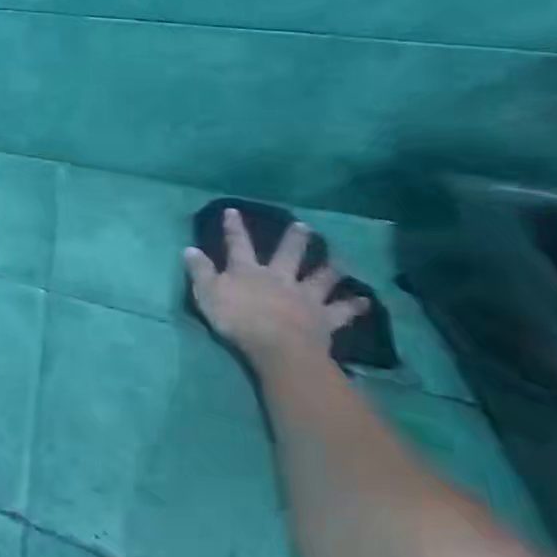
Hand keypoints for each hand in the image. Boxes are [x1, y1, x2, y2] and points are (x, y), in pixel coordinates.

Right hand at [183, 209, 368, 368]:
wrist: (277, 346)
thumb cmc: (236, 319)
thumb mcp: (207, 293)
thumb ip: (199, 271)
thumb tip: (190, 248)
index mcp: (248, 271)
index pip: (238, 244)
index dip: (234, 228)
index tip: (233, 211)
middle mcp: (279, 277)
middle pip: (288, 254)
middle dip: (295, 239)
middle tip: (304, 226)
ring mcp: (305, 297)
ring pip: (320, 278)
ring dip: (330, 268)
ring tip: (339, 260)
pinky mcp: (324, 318)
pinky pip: (342, 311)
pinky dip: (354, 306)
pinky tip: (365, 301)